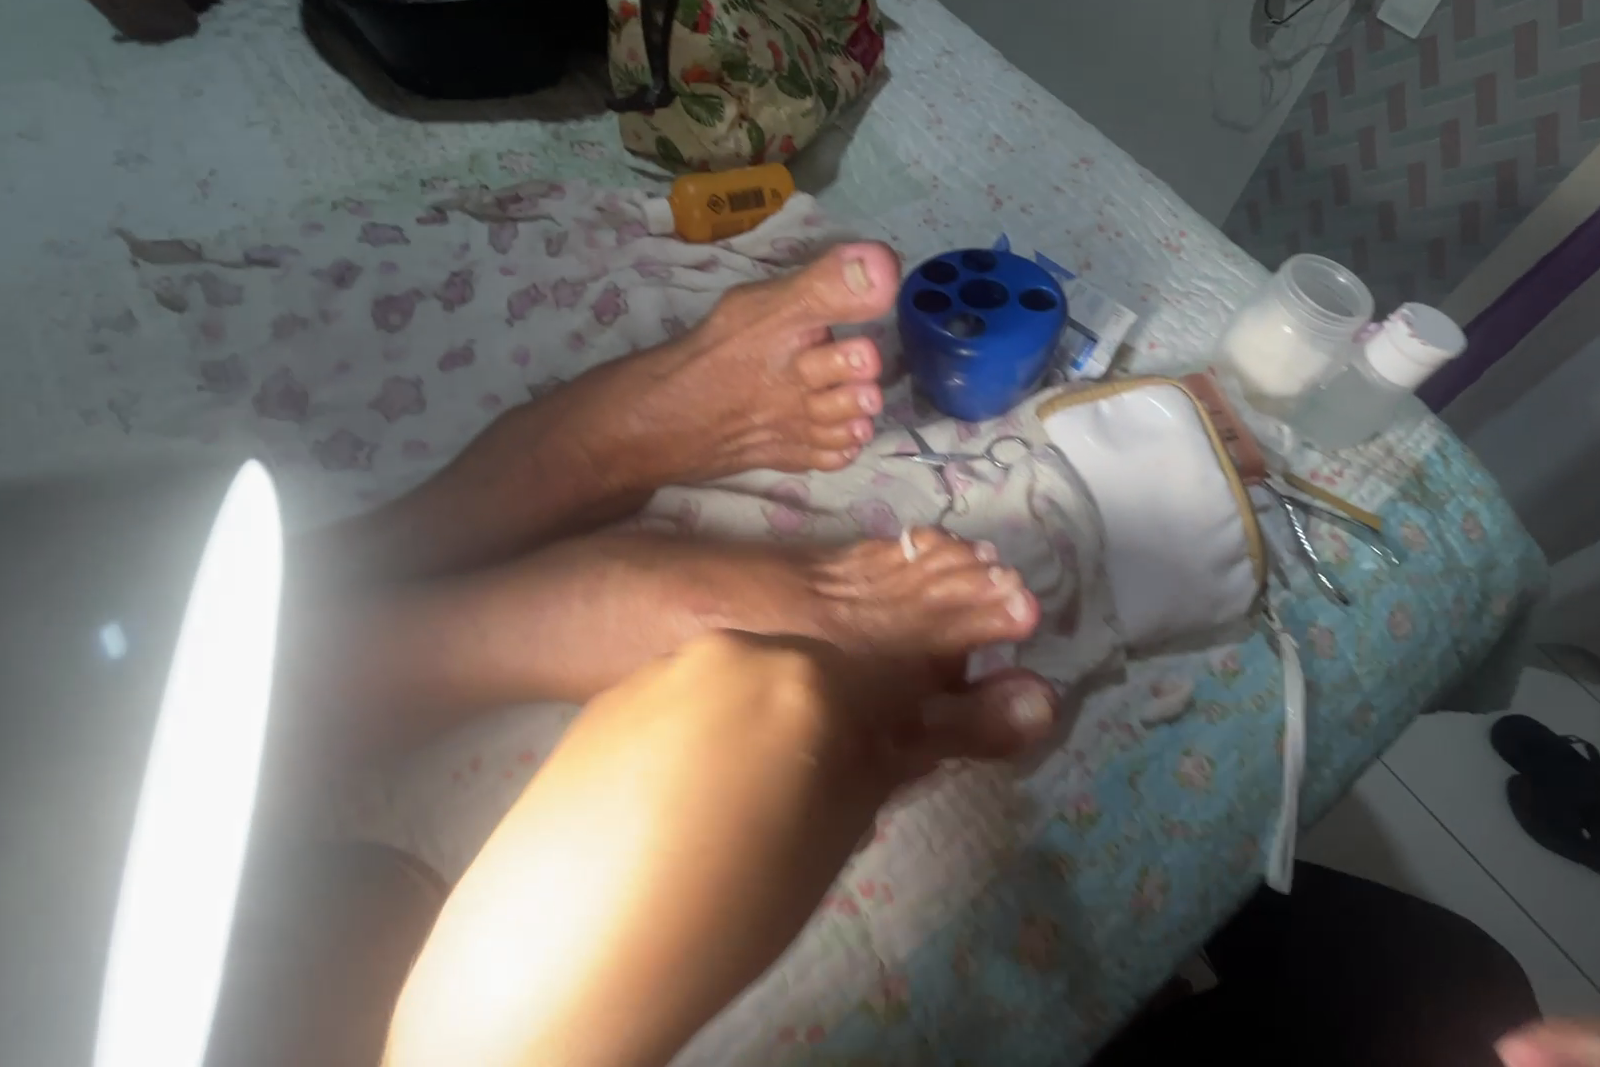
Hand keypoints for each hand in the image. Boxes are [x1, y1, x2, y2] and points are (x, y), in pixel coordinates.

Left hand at [384, 632, 1056, 1066]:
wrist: (564, 951)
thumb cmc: (736, 902)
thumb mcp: (846, 824)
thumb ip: (924, 749)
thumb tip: (1035, 701)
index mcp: (812, 676)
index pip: (900, 666)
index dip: (925, 700)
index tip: (928, 728)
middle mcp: (744, 648)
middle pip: (828, 665)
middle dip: (851, 715)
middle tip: (833, 787)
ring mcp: (674, 664)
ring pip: (759, 677)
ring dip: (783, 720)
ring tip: (762, 797)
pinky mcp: (620, 692)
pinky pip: (697, 694)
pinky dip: (720, 728)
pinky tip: (695, 790)